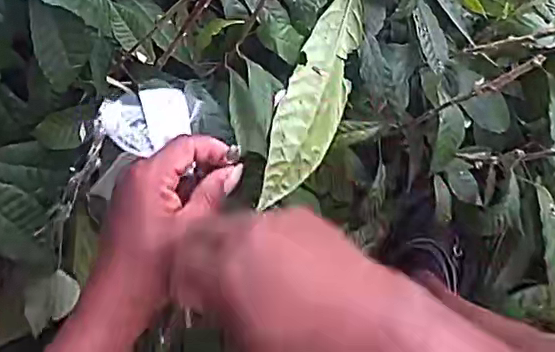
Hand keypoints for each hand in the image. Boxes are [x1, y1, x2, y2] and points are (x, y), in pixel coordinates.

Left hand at [95, 133, 242, 302]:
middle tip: (227, 182)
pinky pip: (158, 184)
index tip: (233, 161)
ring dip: (192, 181)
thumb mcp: (190, 228)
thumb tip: (231, 171)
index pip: (187, 143)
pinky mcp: (128, 202)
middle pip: (178, 155)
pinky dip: (177, 193)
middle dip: (204, 166)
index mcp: (148, 174)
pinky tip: (189, 215)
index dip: (214, 149)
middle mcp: (134, 173)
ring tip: (210, 203)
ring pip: (170, 170)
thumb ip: (213, 192)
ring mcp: (129, 187)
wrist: (114, 305)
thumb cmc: (145, 274)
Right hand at [169, 208, 507, 351]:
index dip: (178, 271)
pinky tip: (276, 267)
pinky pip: (270, 224)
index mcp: (230, 259)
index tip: (183, 290)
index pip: (184, 252)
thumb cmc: (307, 344)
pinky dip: (264, 239)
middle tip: (205, 282)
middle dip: (202, 251)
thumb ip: (219, 307)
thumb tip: (205, 297)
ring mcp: (281, 217)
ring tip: (245, 276)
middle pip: (209, 228)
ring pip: (240, 222)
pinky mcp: (307, 216)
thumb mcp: (247, 337)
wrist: (376, 322)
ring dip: (233, 243)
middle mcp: (252, 227)